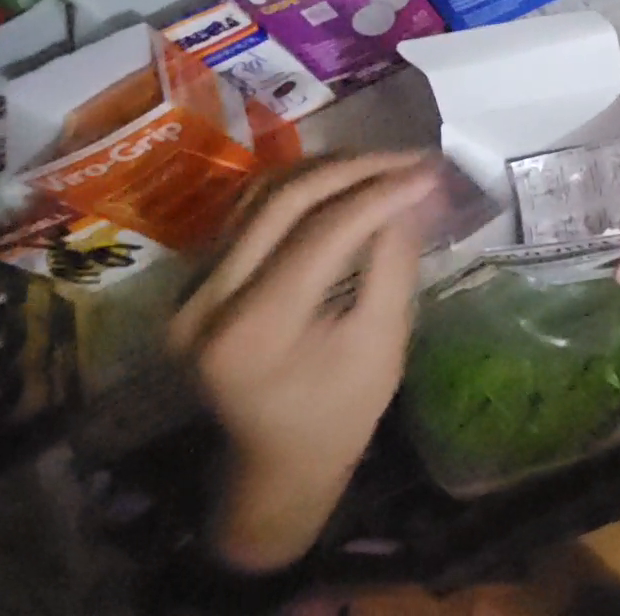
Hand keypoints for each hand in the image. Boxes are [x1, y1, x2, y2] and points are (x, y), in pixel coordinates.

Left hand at [168, 153, 436, 571]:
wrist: (278, 461)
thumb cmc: (341, 413)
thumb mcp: (383, 343)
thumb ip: (394, 262)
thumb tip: (416, 191)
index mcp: (253, 332)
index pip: (322, 234)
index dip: (380, 194)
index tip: (430, 171)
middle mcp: (205, 302)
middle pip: (283, 201)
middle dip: (355, 169)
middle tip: (410, 157)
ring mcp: (189, 289)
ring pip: (260, 195)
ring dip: (327, 170)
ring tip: (384, 163)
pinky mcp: (193, 280)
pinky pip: (249, 212)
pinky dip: (301, 189)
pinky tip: (344, 180)